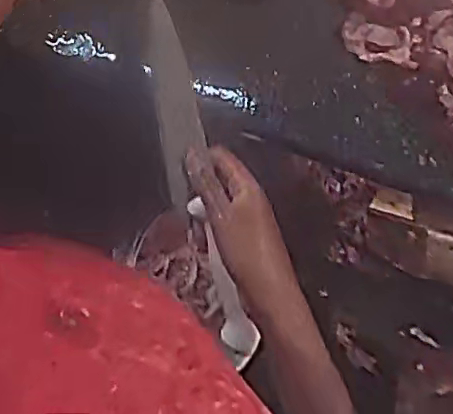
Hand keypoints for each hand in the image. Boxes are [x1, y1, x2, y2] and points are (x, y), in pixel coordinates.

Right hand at [187, 146, 298, 321]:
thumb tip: (192, 152)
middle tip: (188, 208)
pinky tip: (205, 244)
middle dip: (198, 190)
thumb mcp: (220, 215)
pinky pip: (221, 222)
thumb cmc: (246, 253)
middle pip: (217, 179)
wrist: (272, 299)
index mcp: (247, 185)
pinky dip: (210, 229)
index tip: (181, 173)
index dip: (200, 158)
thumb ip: (205, 183)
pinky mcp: (245, 236)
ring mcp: (248, 217)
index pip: (220, 155)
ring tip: (197, 232)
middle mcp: (249, 197)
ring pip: (216, 202)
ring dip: (202, 213)